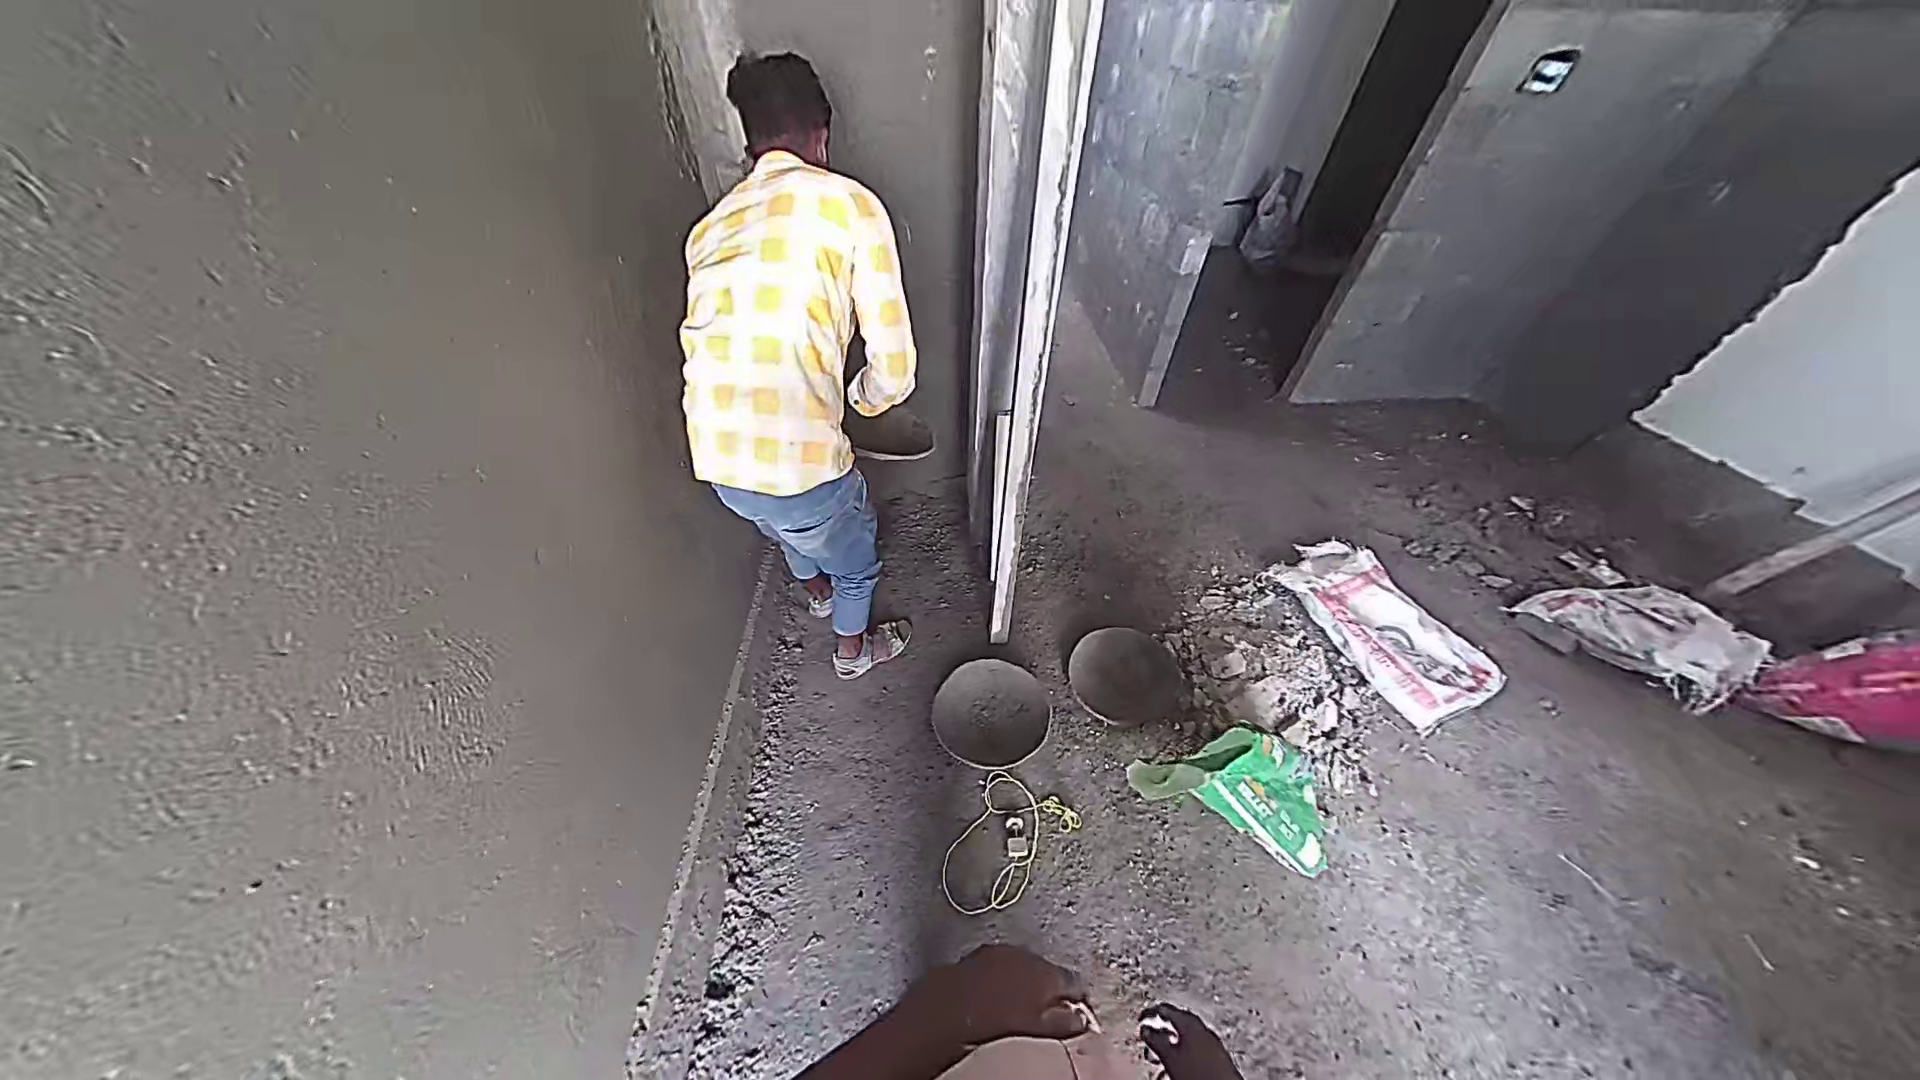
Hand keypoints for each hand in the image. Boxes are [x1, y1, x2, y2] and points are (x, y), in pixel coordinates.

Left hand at [898, 944, 1090, 1046]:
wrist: (944, 1014)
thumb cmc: (994, 1027)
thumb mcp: (1040, 1032)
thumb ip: (1064, 1023)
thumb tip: (1081, 1020)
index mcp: (1043, 972)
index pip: (1074, 982)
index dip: (1080, 1000)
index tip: (1083, 1013)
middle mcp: (1020, 955)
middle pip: (1045, 970)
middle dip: (1050, 988)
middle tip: (1053, 1011)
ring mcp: (994, 954)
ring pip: (1019, 966)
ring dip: (1024, 982)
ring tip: (1022, 1008)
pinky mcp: (971, 959)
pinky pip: (995, 969)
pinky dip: (1000, 981)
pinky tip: (994, 1001)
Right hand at [1139, 1004, 1243, 1079]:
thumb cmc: (1199, 1074)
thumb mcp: (1170, 1057)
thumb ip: (1155, 1040)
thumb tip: (1145, 1029)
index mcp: (1189, 1020)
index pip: (1163, 1008)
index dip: (1148, 1013)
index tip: (1139, 1020)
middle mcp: (1201, 1026)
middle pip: (1175, 1024)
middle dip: (1160, 1034)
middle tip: (1149, 1045)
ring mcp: (1212, 1042)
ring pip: (1185, 1040)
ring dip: (1170, 1048)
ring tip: (1161, 1062)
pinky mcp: (1219, 1058)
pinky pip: (1195, 1051)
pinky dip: (1183, 1056)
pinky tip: (1178, 1068)